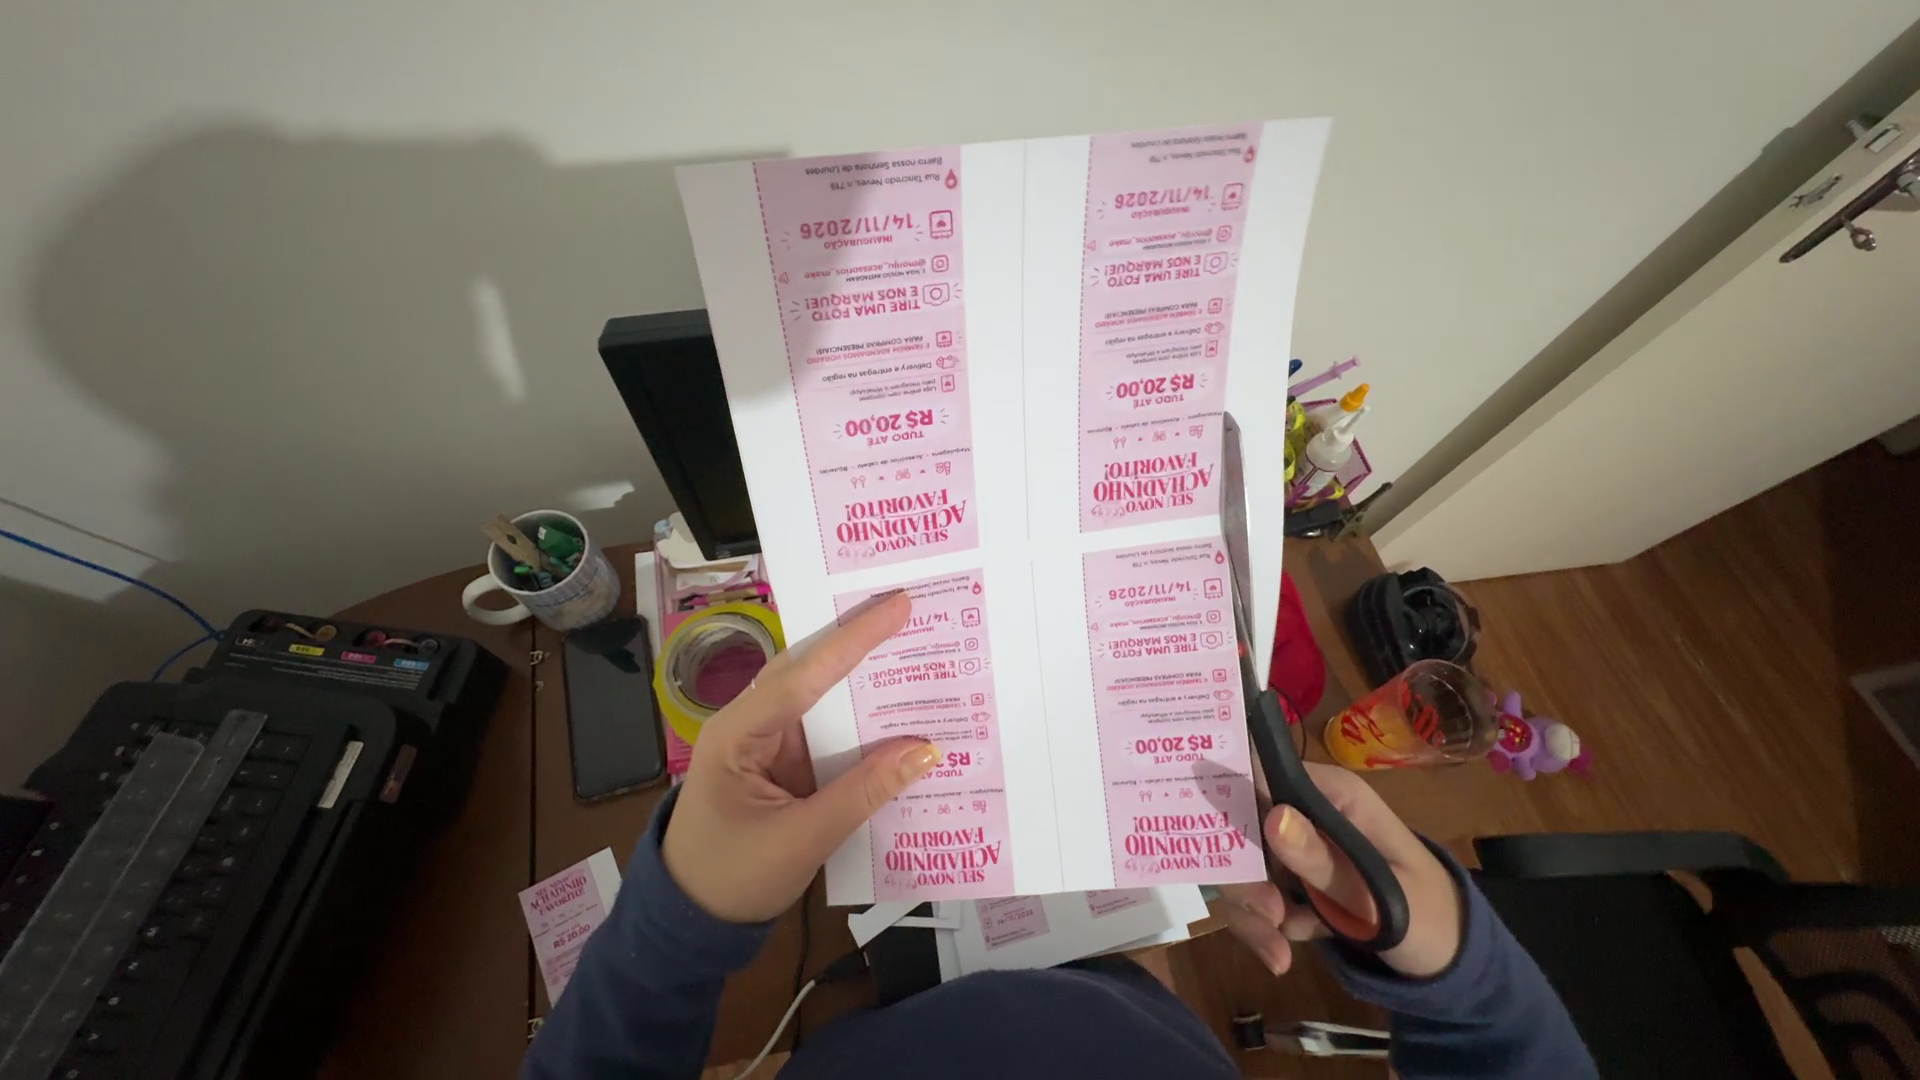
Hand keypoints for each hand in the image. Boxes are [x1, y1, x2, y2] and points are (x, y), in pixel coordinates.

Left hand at [661, 592, 940, 922]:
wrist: (689, 924)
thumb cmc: (732, 879)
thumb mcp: (802, 840)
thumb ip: (864, 793)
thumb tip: (927, 751)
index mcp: (738, 734)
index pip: (804, 676)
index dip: (854, 640)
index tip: (896, 605)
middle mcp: (751, 723)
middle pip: (809, 671)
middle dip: (857, 640)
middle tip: (907, 607)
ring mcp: (766, 741)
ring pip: (820, 697)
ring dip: (862, 678)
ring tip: (912, 645)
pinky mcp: (782, 762)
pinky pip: (826, 729)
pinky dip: (859, 720)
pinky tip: (895, 710)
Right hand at [1219, 761, 1462, 977]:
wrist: (1452, 965)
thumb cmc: (1430, 918)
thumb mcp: (1379, 896)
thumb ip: (1323, 861)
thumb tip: (1271, 817)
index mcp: (1330, 792)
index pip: (1259, 775)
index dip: (1229, 804)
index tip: (1222, 849)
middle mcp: (1305, 808)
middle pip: (1241, 825)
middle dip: (1244, 877)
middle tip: (1268, 917)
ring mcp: (1295, 844)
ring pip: (1241, 864)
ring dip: (1251, 910)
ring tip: (1278, 952)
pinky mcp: (1290, 877)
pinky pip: (1254, 892)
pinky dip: (1262, 924)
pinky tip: (1286, 949)